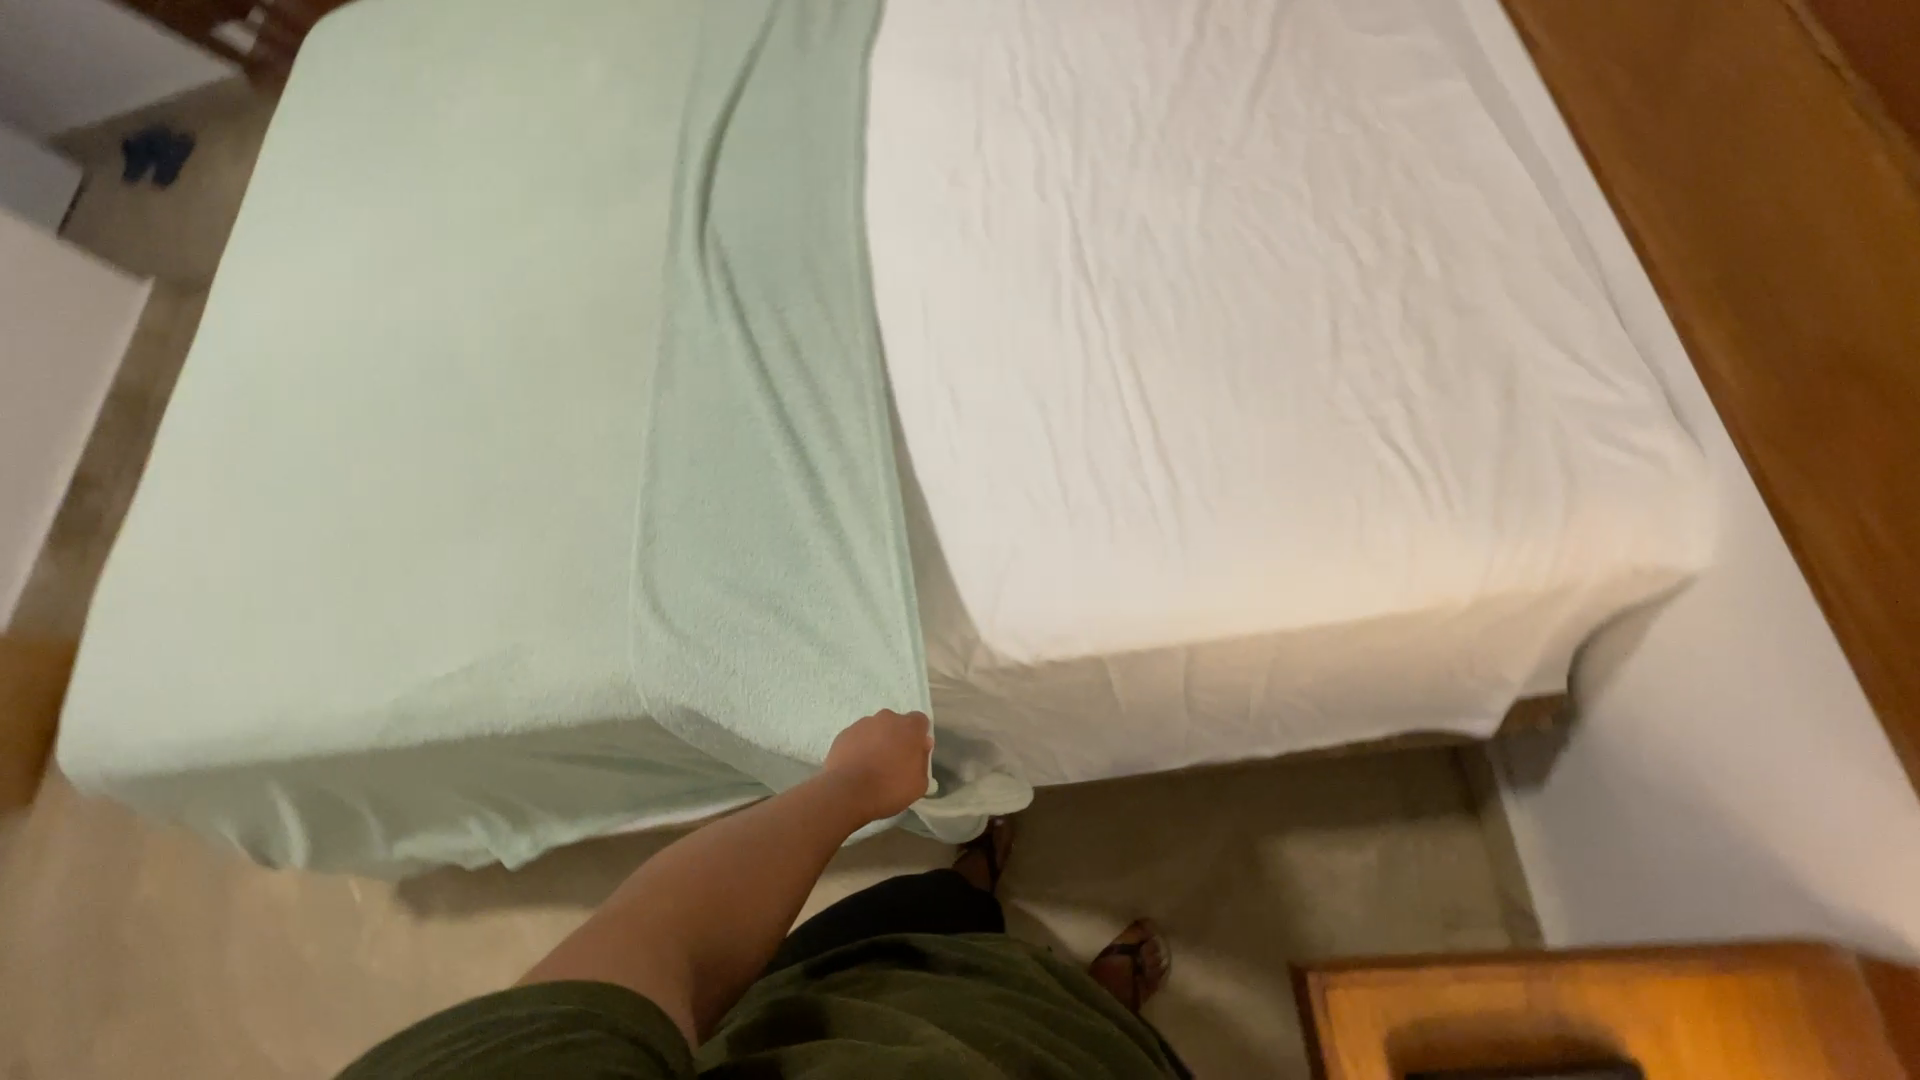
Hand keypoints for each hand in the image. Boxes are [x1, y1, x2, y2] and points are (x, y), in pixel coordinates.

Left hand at [821, 709, 933, 822]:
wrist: (847, 793)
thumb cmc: (890, 788)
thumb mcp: (919, 783)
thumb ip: (923, 761)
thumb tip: (921, 747)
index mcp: (909, 727)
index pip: (920, 721)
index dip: (918, 737)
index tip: (914, 753)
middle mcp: (886, 718)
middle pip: (896, 724)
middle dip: (897, 738)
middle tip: (893, 761)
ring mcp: (862, 724)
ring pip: (875, 730)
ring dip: (877, 742)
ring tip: (871, 766)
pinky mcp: (844, 734)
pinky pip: (857, 738)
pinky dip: (859, 748)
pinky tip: (856, 767)